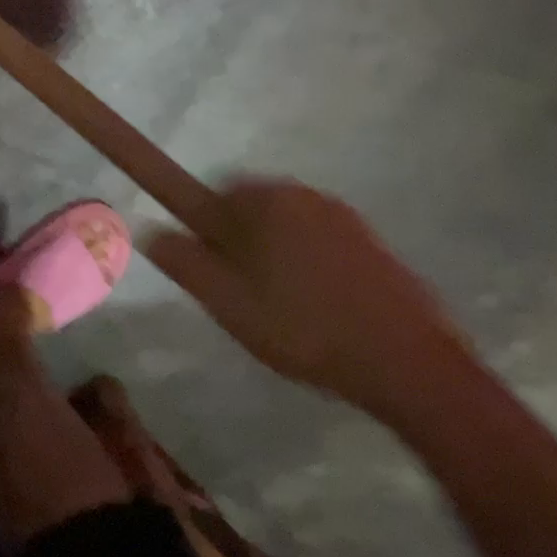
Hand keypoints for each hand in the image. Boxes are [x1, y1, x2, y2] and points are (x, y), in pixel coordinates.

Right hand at [150, 178, 468, 413]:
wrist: (408, 364)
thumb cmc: (303, 328)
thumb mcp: (226, 302)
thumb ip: (183, 262)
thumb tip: (148, 230)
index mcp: (267, 200)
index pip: (216, 192)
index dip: (203, 227)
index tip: (208, 267)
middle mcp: (305, 195)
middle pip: (252, 206)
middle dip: (238, 239)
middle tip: (237, 293)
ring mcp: (344, 218)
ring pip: (287, 225)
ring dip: (274, 253)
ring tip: (277, 307)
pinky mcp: (373, 244)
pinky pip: (320, 241)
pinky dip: (308, 263)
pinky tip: (315, 309)